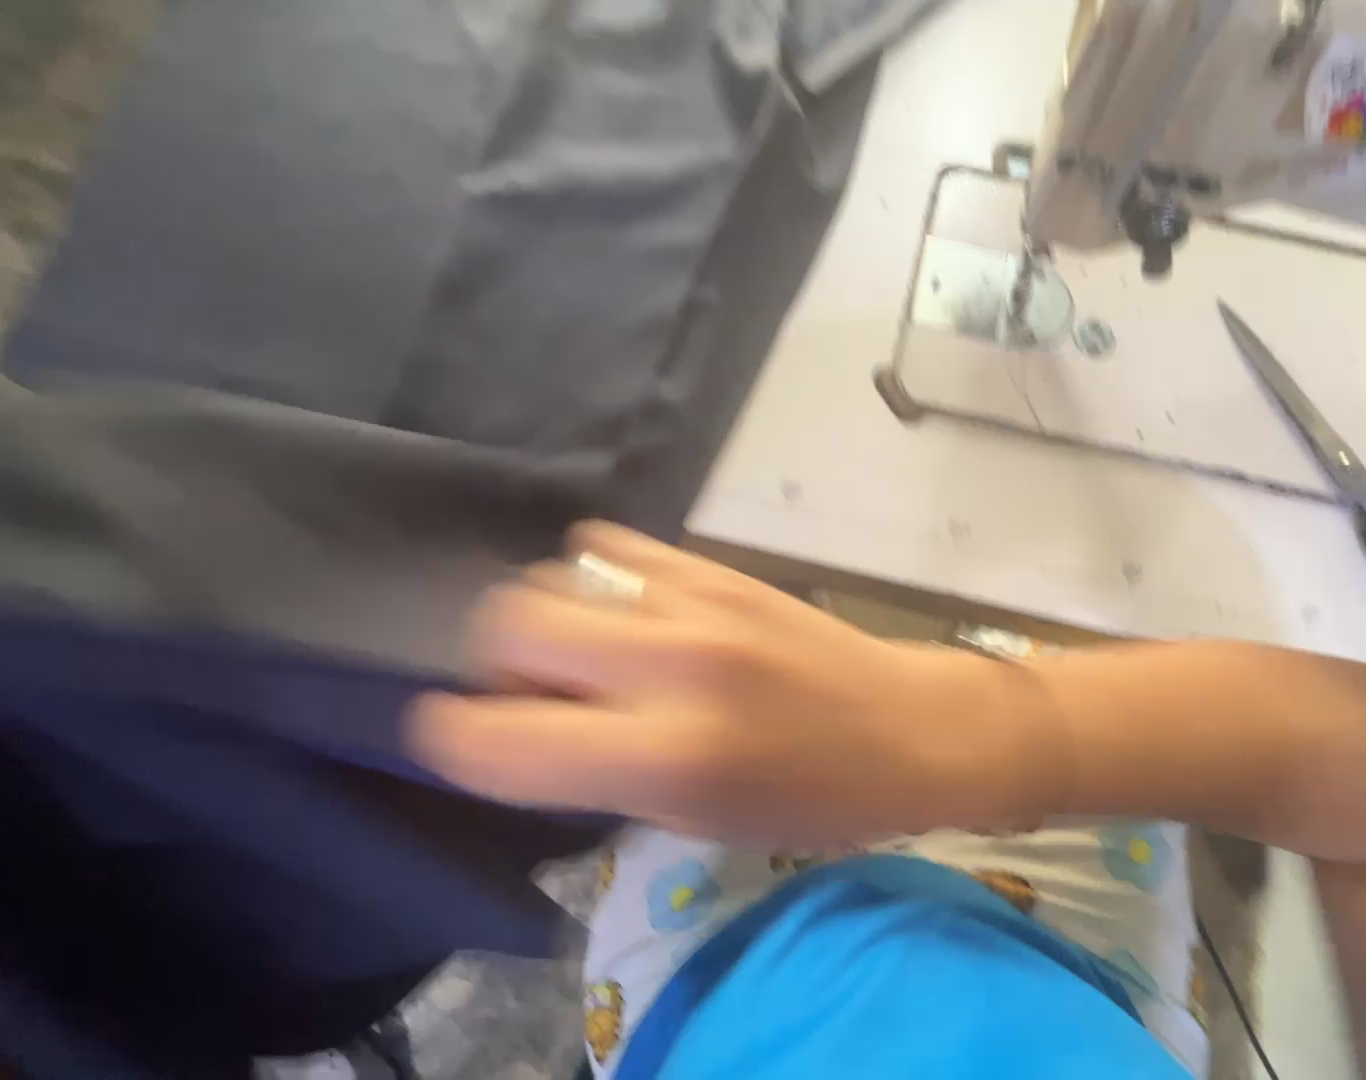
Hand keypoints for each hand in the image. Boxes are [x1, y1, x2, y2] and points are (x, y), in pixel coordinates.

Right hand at [407, 522, 1064, 844]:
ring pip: (557, 573)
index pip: (497, 736)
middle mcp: (670, 665)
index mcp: (664, 758)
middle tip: (532, 689)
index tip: (460, 737)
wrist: (911, 727)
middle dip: (498, 661)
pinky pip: (617, 547)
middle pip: (512, 621)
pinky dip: (600, 579)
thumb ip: (599, 770)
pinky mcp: (720, 567)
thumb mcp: (697, 818)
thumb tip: (522, 724)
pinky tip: (628, 609)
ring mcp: (697, 601)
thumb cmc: (815, 801)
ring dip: (549, 614)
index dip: (454, 738)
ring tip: (584, 647)